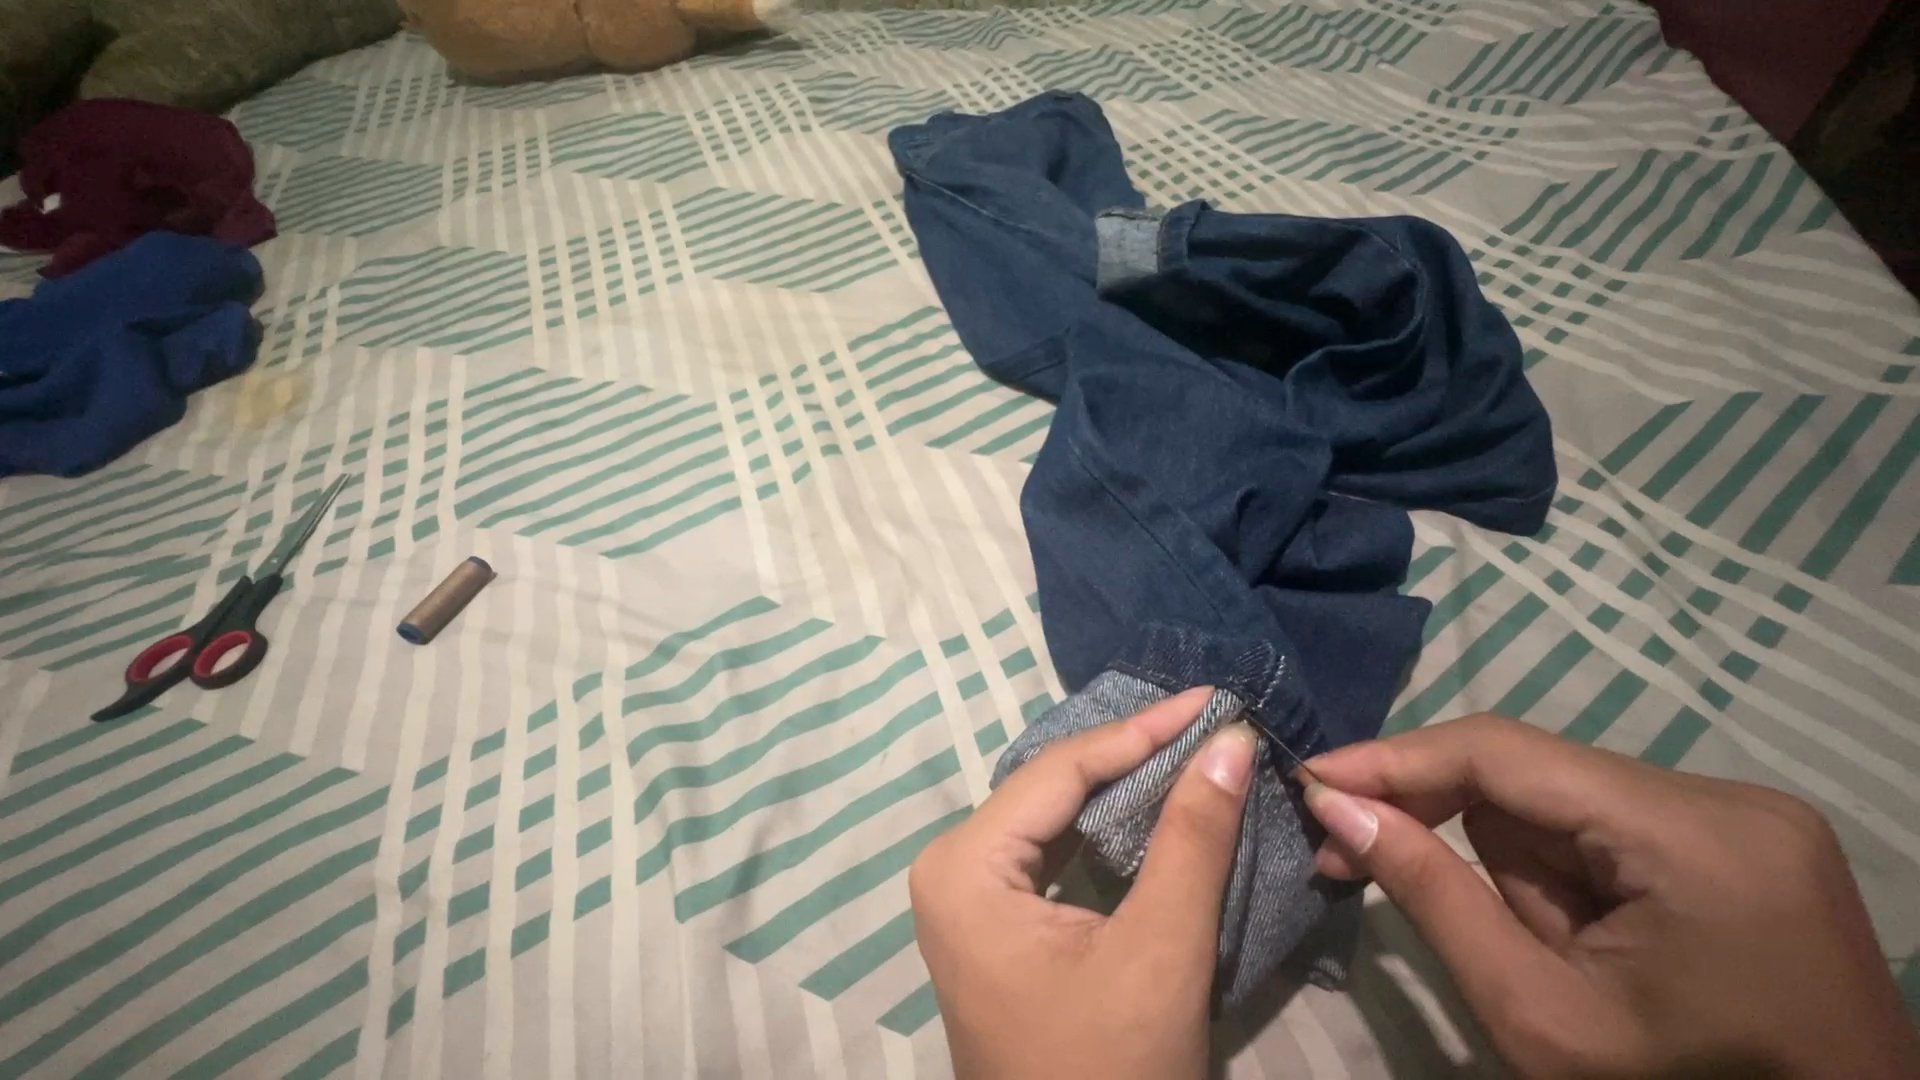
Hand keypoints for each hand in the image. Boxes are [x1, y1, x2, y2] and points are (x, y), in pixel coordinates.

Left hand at [909, 687, 1256, 1079]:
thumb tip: (1229, 743)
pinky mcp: (991, 917)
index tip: (1207, 699)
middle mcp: (950, 865)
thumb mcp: (1160, 953)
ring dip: (1120, 785)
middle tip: (1203, 720)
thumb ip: (1193, 840)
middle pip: (1051, 788)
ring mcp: (966, 893)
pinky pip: (1049, 850)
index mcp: (965, 865)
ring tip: (1187, 749)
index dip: (1139, 730)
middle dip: (1131, 753)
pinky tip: (1149, 806)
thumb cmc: (1111, 1074)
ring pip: (1051, 815)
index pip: (1059, 770)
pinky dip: (1102, 828)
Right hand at [1301, 713, 1919, 1079]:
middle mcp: (1722, 801)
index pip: (1501, 752)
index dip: (1391, 757)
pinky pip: (1584, 821)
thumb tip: (1331, 802)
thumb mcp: (1535, 1012)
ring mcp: (1732, 818)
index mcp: (1694, 838)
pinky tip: (1549, 927)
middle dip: (1433, 811)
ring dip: (1494, 853)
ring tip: (1510, 940)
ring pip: (1545, 797)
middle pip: (1523, 770)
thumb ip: (1428, 891)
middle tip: (1343, 849)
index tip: (1309, 777)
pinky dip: (1538, 865)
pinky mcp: (1724, 840)